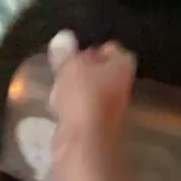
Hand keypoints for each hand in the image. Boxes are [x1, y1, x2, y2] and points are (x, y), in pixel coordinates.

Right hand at [51, 41, 136, 177]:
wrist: (84, 143)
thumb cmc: (83, 96)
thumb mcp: (71, 67)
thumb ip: (66, 53)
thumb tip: (63, 36)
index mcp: (123, 66)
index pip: (110, 49)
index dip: (91, 50)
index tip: (72, 55)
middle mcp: (122, 86)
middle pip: (99, 71)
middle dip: (80, 71)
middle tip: (62, 71)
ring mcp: (111, 108)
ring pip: (89, 92)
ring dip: (73, 91)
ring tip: (57, 91)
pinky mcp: (97, 126)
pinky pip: (81, 110)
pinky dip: (70, 108)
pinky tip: (57, 110)